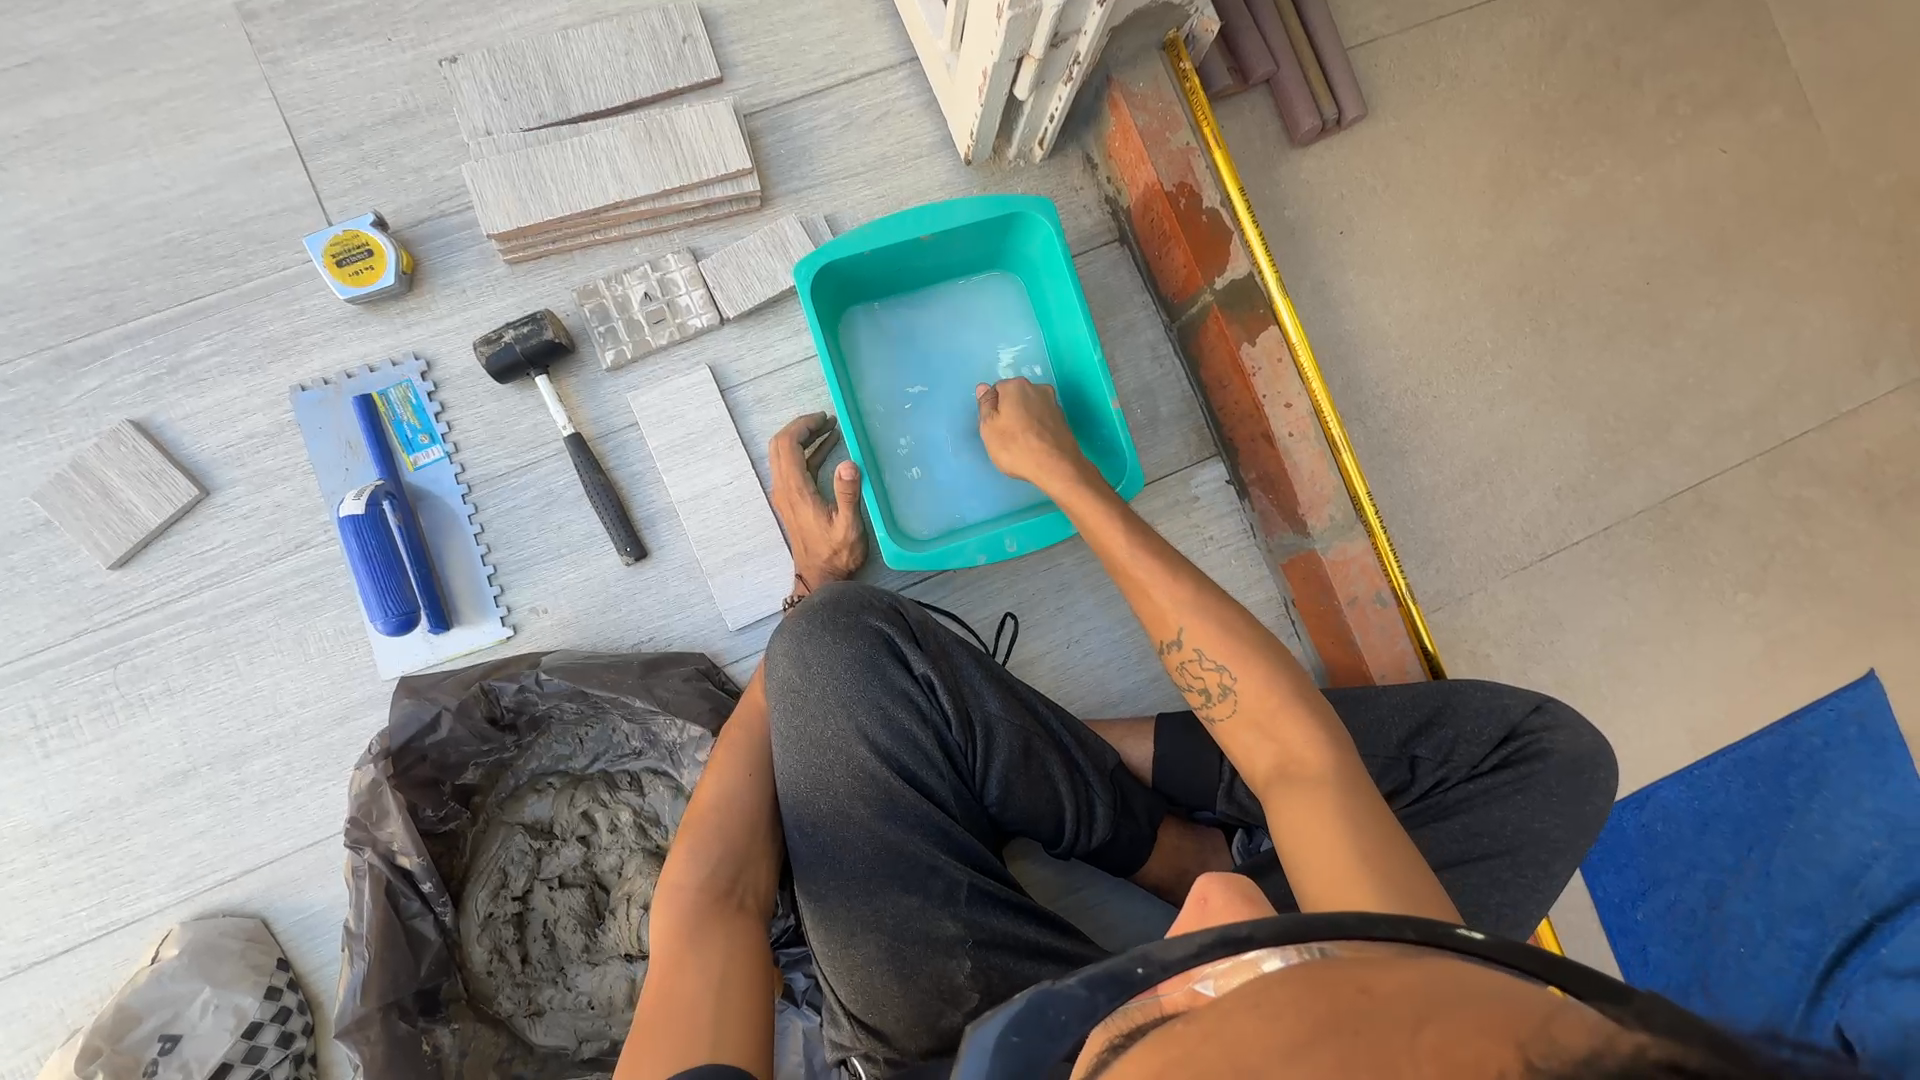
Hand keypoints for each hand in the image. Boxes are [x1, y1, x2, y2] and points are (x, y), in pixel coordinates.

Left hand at [769, 413, 865, 596]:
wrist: (820, 578)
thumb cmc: (837, 555)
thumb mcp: (848, 526)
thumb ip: (848, 494)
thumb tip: (848, 463)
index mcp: (796, 490)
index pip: (788, 445)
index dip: (803, 426)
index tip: (825, 418)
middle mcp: (785, 489)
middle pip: (780, 445)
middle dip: (801, 427)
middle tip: (826, 420)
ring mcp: (786, 495)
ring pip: (784, 455)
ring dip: (803, 439)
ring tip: (830, 429)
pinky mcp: (792, 500)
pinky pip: (793, 467)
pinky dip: (807, 453)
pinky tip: (828, 449)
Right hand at [976, 378, 1094, 494]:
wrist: (1057, 467)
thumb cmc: (1016, 447)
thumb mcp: (989, 428)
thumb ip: (985, 405)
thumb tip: (983, 388)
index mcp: (1016, 385)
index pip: (996, 391)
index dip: (992, 410)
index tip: (993, 428)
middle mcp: (1037, 388)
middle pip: (1015, 398)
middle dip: (1008, 412)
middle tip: (1005, 436)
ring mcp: (1053, 403)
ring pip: (1030, 409)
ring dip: (1023, 420)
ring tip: (1021, 443)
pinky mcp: (1063, 419)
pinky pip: (1042, 420)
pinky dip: (1036, 428)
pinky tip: (1035, 445)